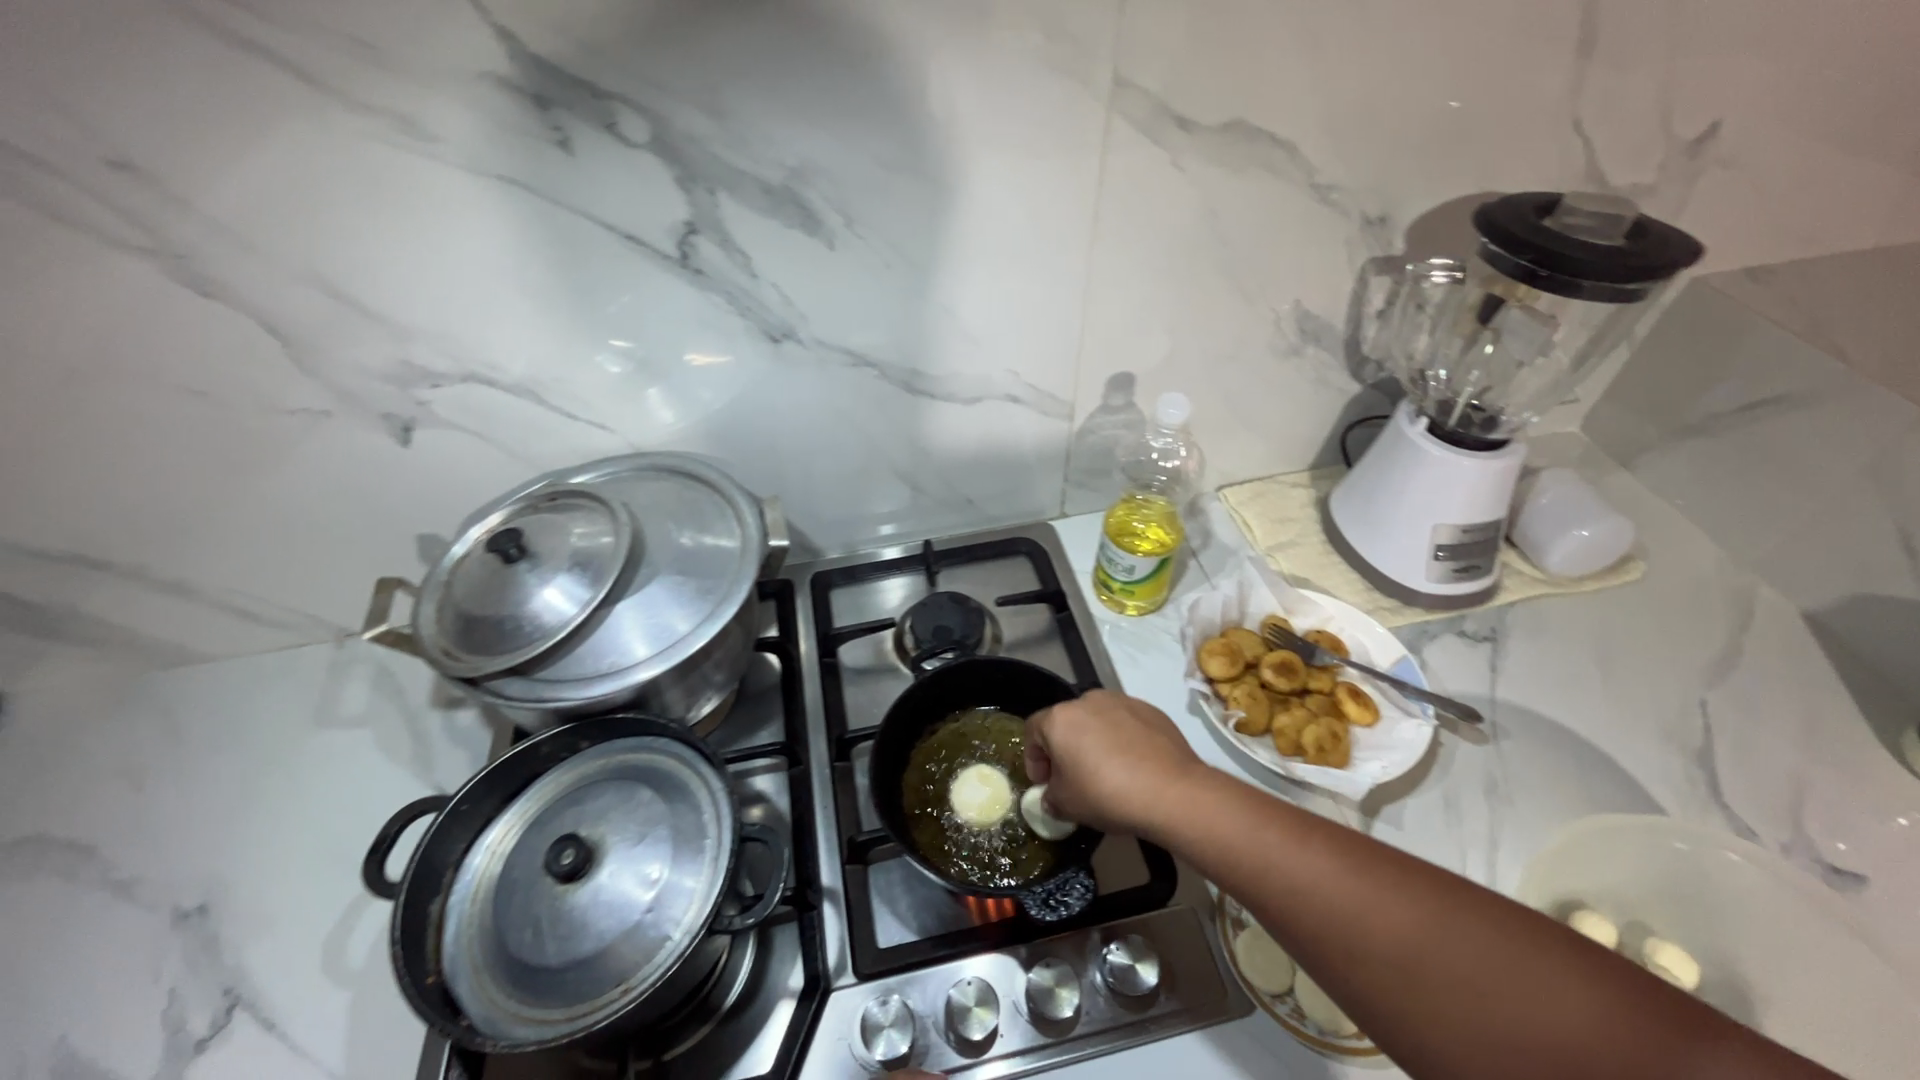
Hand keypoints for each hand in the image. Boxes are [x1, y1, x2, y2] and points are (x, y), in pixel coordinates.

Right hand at [1025, 690, 1207, 836]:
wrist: (1172, 791)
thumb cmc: (1106, 794)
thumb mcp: (1066, 805)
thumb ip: (1051, 797)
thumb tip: (1053, 796)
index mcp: (1060, 719)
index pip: (1033, 732)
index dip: (1033, 759)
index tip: (1044, 784)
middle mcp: (1088, 700)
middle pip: (1066, 723)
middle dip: (1065, 749)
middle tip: (1073, 779)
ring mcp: (1122, 702)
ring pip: (1097, 721)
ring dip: (1094, 742)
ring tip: (1107, 772)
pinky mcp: (1151, 710)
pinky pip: (1126, 724)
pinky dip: (1122, 740)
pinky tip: (1133, 766)